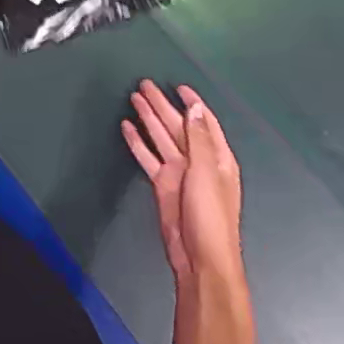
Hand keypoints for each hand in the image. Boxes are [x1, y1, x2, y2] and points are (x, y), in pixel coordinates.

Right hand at [122, 81, 244, 286]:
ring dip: (148, 118)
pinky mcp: (162, 184)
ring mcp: (178, 171)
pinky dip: (138, 142)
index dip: (192, 103)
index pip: (203, 121)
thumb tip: (194, 109)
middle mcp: (197, 160)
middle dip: (162, 105)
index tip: (178, 86)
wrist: (200, 258)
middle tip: (144, 85)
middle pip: (177, 125)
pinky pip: (148, 157)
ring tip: (133, 98)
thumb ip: (198, 140)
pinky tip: (127, 128)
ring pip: (160, 137)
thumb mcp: (206, 174)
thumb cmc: (211, 216)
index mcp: (216, 156)